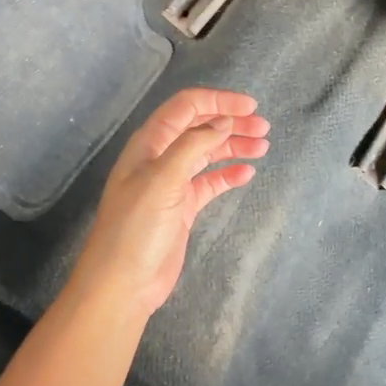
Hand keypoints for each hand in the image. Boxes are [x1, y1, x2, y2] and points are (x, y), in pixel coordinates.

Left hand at [68, 88, 270, 317]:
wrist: (121, 284)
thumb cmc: (136, 227)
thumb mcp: (163, 179)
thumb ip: (193, 145)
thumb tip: (224, 122)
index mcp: (150, 143)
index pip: (186, 107)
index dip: (218, 101)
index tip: (250, 106)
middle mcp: (160, 157)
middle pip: (200, 127)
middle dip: (231, 122)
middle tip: (263, 128)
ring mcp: (171, 183)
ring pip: (207, 153)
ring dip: (234, 146)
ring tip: (263, 147)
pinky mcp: (181, 207)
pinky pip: (209, 182)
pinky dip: (228, 174)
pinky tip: (247, 173)